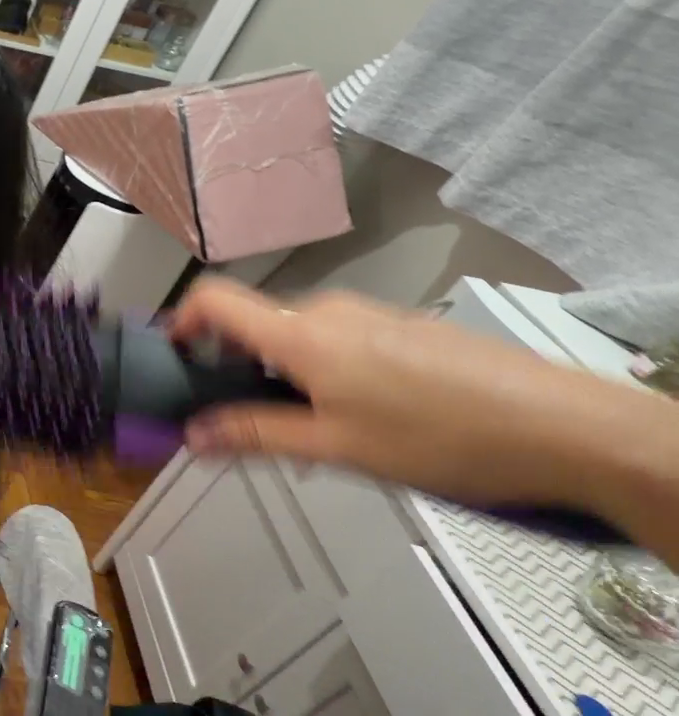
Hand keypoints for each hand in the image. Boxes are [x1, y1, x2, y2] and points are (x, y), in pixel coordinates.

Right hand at [165, 278, 619, 509]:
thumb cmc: (448, 436)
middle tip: (254, 416)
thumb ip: (257, 436)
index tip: (176, 354)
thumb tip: (194, 437)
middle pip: (256, 324)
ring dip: (288, 371)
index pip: (213, 299)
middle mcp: (329, 310)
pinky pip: (343, 339)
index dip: (181, 320)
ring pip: (301, 335)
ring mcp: (372, 315)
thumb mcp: (338, 448)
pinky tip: (372, 416)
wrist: (571, 427)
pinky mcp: (408, 327)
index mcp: (299, 333)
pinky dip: (330, 368)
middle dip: (240, 365)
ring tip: (322, 427)